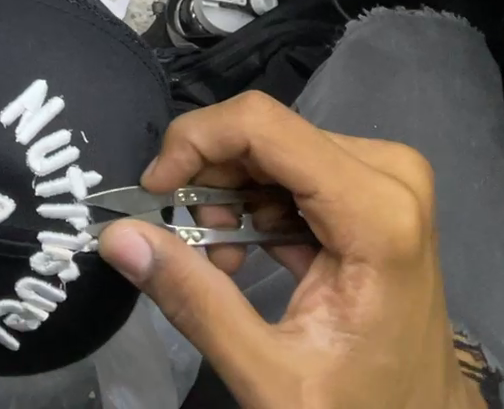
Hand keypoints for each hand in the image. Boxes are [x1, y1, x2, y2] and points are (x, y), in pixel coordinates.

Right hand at [98, 92, 482, 408]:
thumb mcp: (272, 378)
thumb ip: (193, 300)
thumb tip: (116, 236)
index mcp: (376, 212)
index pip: (261, 125)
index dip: (193, 143)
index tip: (152, 194)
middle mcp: (387, 172)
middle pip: (261, 132)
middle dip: (206, 177)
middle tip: (184, 240)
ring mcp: (383, 174)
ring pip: (267, 145)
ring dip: (226, 193)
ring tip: (219, 261)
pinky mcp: (372, 185)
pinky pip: (287, 165)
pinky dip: (251, 202)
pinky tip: (244, 250)